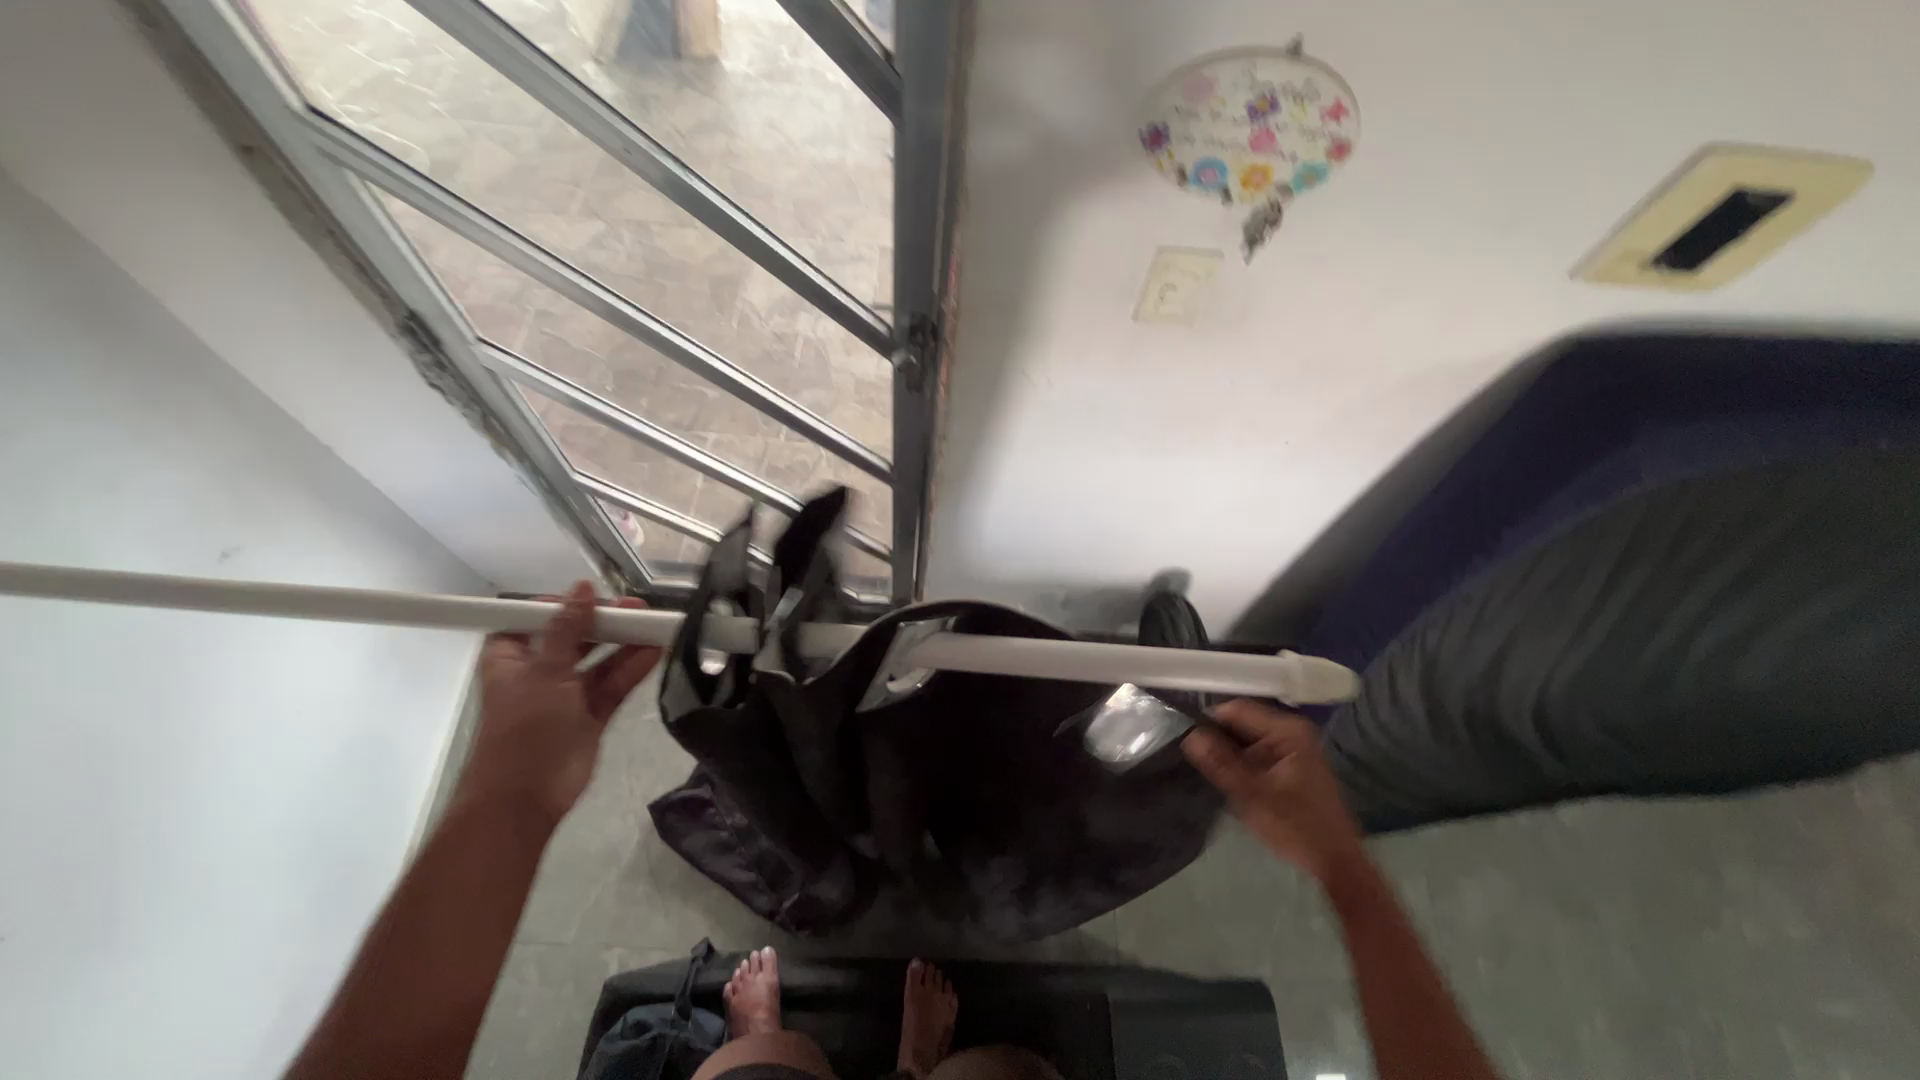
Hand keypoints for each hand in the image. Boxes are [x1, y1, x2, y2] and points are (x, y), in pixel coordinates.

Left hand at [455, 581, 662, 825]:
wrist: (526, 796)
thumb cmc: (524, 727)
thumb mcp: (545, 670)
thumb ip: (568, 628)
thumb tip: (583, 589)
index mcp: (511, 656)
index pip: (537, 618)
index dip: (565, 605)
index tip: (595, 595)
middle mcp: (538, 671)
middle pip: (574, 636)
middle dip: (604, 622)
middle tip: (636, 607)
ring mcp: (567, 694)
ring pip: (599, 660)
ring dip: (624, 643)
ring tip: (655, 624)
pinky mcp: (591, 714)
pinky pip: (614, 684)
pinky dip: (632, 668)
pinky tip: (655, 650)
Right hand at [1182, 699, 1366, 886]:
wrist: (1335, 862)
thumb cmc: (1297, 827)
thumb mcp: (1252, 795)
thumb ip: (1220, 763)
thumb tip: (1188, 735)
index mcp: (1287, 730)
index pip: (1235, 709)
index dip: (1208, 722)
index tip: (1185, 742)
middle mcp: (1291, 730)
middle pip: (1240, 722)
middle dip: (1217, 740)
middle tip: (1194, 761)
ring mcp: (1292, 747)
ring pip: (1245, 739)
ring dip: (1227, 754)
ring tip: (1208, 772)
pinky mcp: (1290, 763)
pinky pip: (1255, 752)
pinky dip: (1240, 764)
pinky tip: (1230, 781)